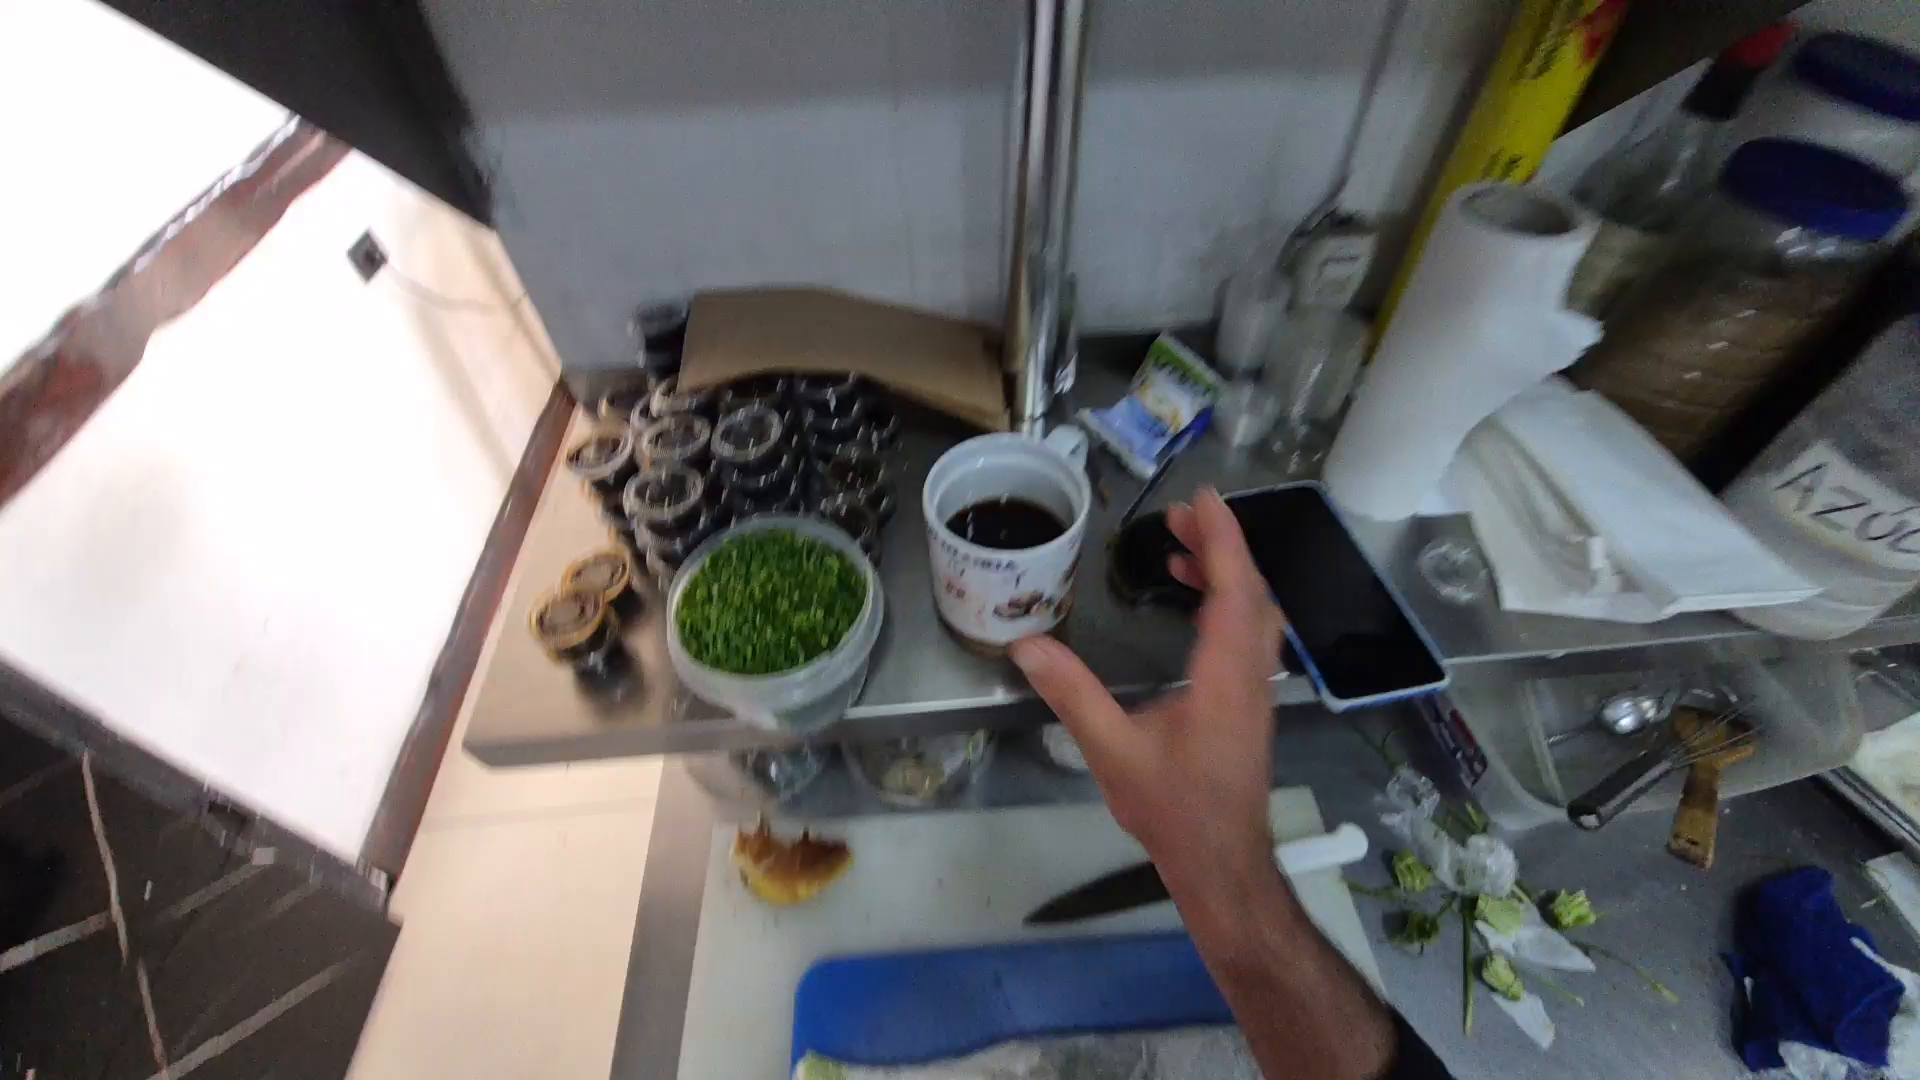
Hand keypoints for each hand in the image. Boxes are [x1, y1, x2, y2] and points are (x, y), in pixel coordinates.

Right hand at [1010, 487, 1284, 888]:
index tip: (1203, 501)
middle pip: (1250, 593)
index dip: (1222, 540)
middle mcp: (1249, 675)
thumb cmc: (1172, 809)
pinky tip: (1193, 604)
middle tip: (1178, 518)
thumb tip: (1026, 646)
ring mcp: (1255, 689)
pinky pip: (1247, 633)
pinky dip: (1225, 602)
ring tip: (1180, 550)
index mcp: (1223, 678)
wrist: (1221, 862)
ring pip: (1254, 613)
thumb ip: (1072, 695)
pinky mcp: (1248, 701)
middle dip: (1219, 546)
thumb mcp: (1112, 751)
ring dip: (1225, 573)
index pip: (1234, 592)